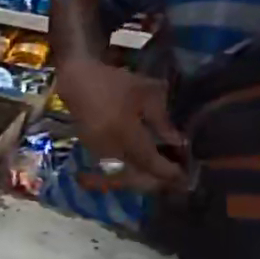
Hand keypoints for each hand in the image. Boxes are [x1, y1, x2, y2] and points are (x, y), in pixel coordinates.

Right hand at [55, 59, 183, 189]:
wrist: (74, 79)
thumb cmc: (113, 83)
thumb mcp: (147, 95)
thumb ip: (162, 120)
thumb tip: (176, 141)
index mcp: (127, 138)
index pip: (151, 164)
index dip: (168, 172)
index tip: (185, 176)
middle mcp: (111, 150)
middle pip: (136, 174)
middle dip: (155, 178)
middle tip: (173, 174)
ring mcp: (98, 151)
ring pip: (123, 171)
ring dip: (141, 172)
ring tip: (158, 165)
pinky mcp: (90, 147)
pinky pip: (113, 163)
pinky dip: (128, 164)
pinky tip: (138, 155)